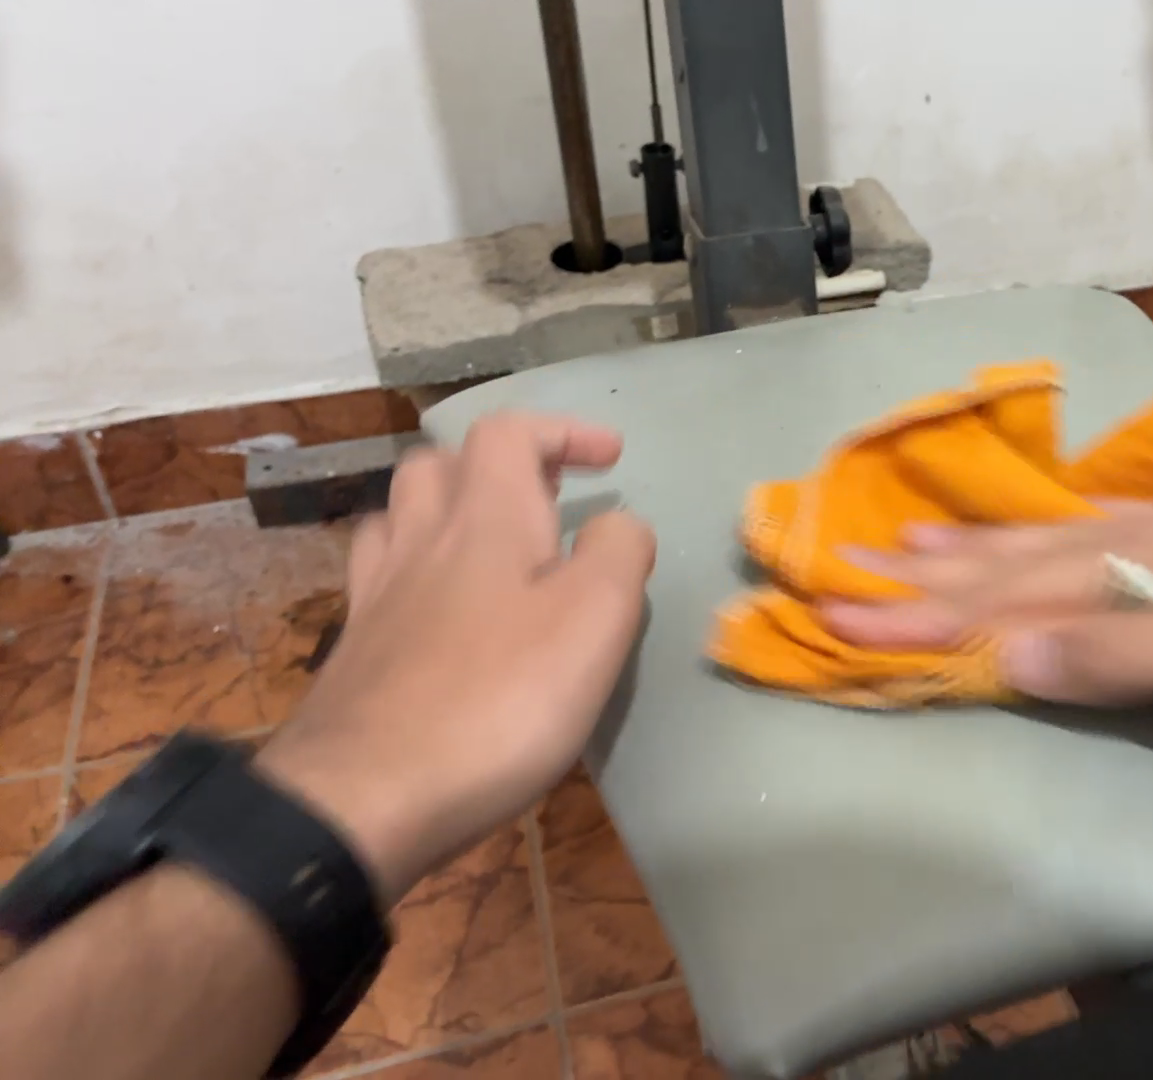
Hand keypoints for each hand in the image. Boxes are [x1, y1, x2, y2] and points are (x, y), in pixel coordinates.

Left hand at [255, 412, 655, 903]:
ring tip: (500, 540)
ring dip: (454, 505)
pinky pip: (383, 573)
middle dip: (505, 463)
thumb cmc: (503, 698)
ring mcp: (378, 596)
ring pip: (402, 513)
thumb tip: (618, 525)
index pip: (511, 433)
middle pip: (443, 463)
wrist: (363, 803)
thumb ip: (621, 551)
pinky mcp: (358, 649)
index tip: (612, 458)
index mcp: (486, 521)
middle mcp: (422, 541)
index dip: (564, 431)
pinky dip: (422, 562)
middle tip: (555, 496)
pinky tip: (446, 603)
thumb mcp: (597, 616)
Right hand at [824, 468, 1152, 718]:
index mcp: (1138, 570)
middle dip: (924, 575)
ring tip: (914, 540)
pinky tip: (1047, 526)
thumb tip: (1013, 658)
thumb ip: (1130, 656)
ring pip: (1050, 538)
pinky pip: (1102, 530)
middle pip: (1011, 560)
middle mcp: (1140, 541)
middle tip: (848, 567)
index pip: (1003, 599)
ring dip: (975, 547)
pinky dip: (1050, 533)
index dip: (921, 612)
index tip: (840, 612)